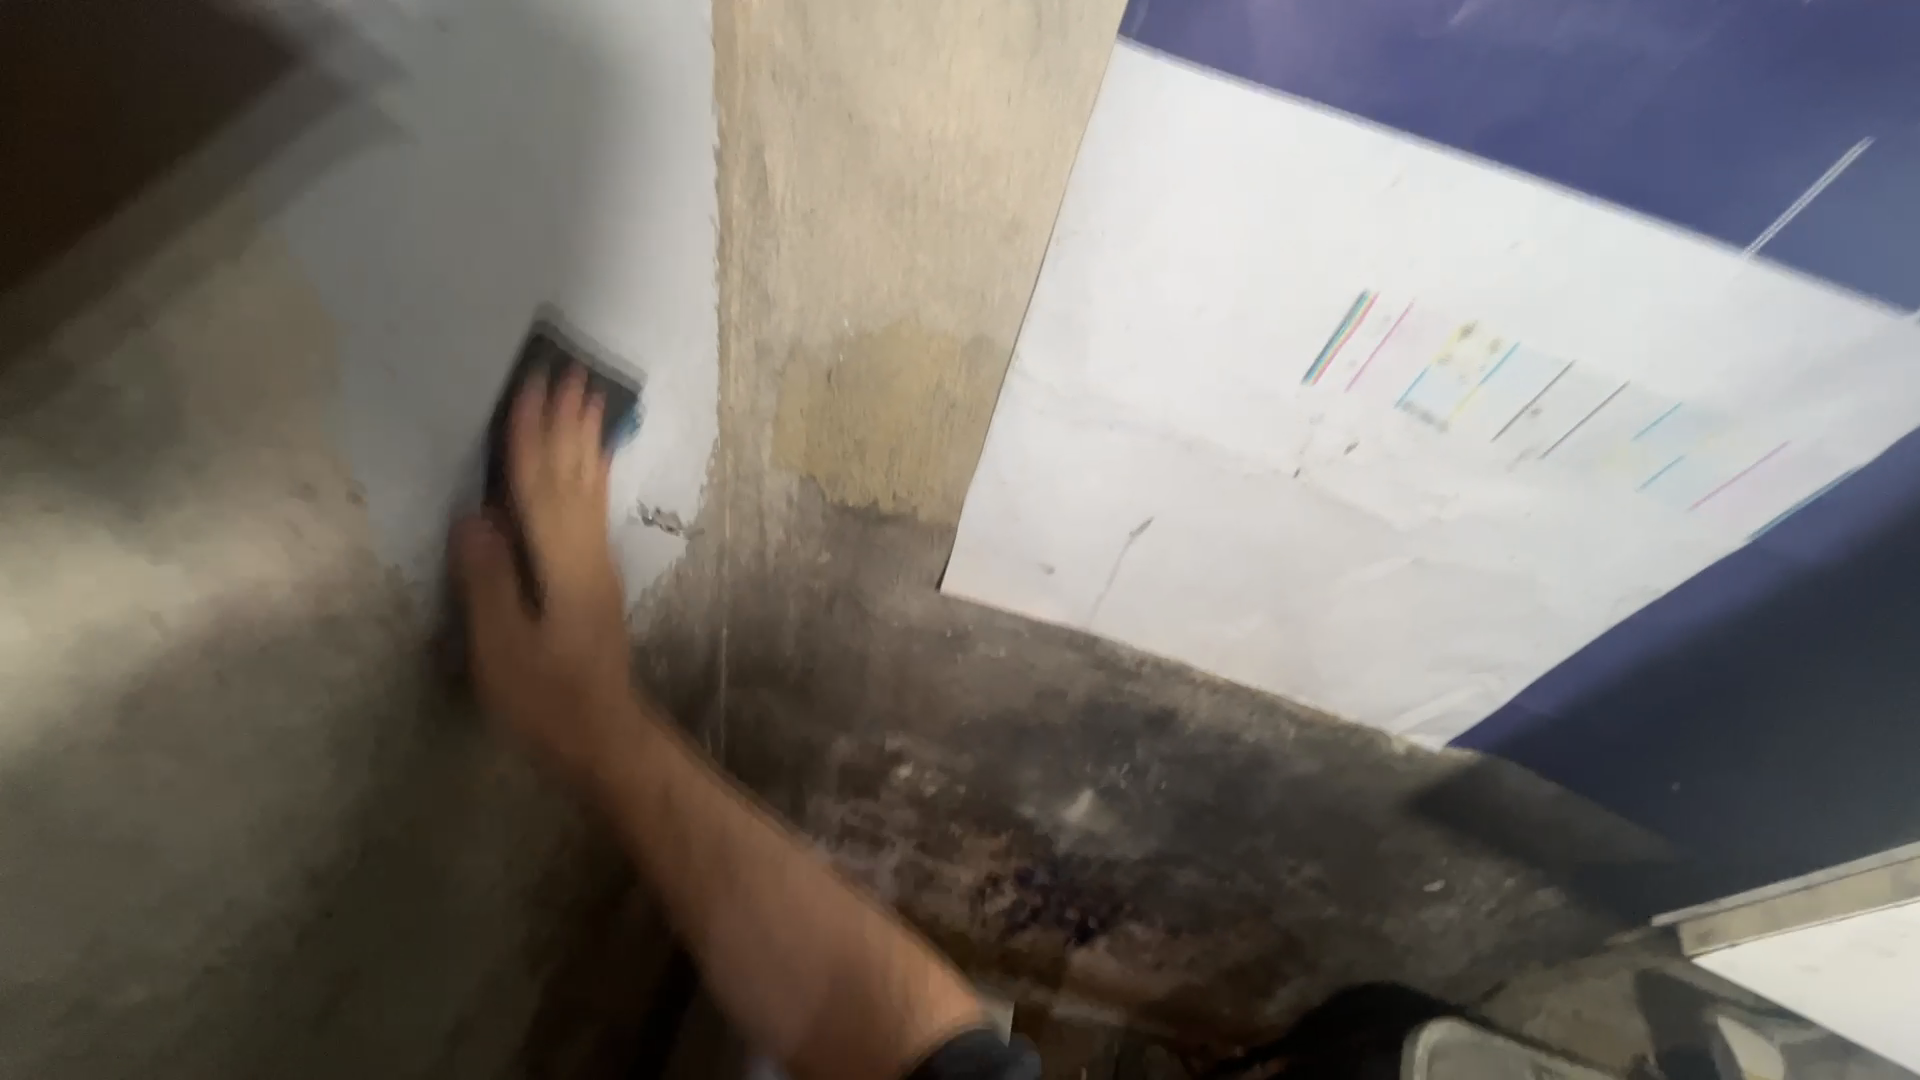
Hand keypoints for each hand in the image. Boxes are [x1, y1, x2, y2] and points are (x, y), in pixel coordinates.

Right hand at [453, 366, 637, 782]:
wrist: (603, 731)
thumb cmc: (545, 699)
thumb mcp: (503, 648)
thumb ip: (489, 581)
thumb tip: (474, 515)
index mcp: (561, 564)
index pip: (539, 485)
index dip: (532, 434)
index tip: (534, 384)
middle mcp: (587, 553)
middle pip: (573, 475)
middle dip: (569, 423)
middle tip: (575, 372)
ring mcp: (598, 564)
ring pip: (590, 488)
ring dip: (587, 441)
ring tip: (593, 400)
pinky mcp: (599, 579)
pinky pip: (596, 512)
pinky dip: (596, 479)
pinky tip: (597, 466)